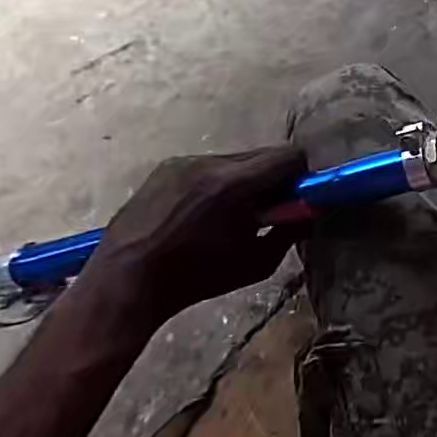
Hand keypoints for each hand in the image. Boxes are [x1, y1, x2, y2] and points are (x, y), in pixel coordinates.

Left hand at [77, 146, 308, 333]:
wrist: (126, 282)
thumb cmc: (196, 278)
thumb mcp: (259, 262)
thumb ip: (291, 231)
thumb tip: (309, 213)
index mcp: (236, 184)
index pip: (290, 156)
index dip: (300, 176)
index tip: (294, 200)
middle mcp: (210, 162)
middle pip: (264, 154)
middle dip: (274, 178)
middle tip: (266, 211)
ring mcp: (184, 162)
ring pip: (237, 160)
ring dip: (246, 180)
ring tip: (230, 215)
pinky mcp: (166, 167)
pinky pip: (209, 166)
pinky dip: (219, 183)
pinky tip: (203, 213)